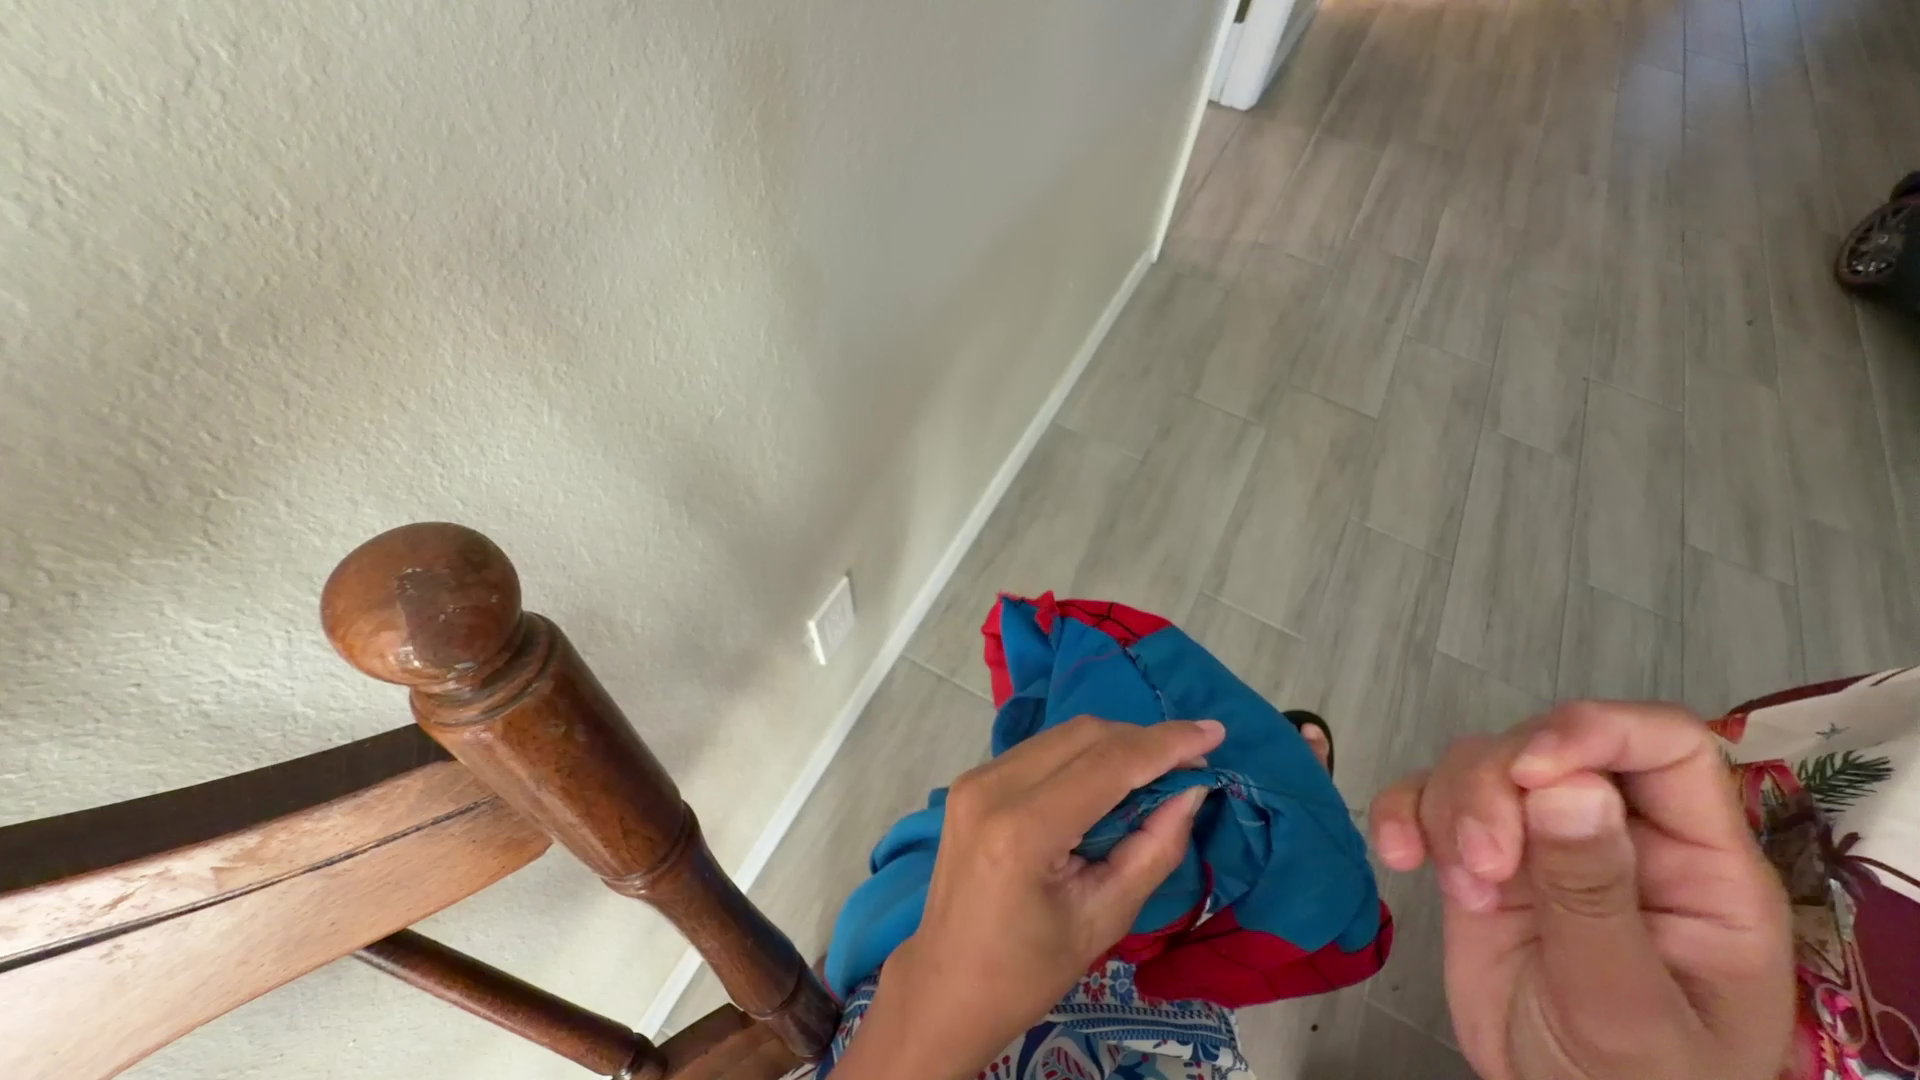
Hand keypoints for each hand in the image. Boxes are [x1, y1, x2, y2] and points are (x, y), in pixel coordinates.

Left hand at [835, 715, 1223, 1079]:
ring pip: (1063, 735)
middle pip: (1085, 735)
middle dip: (1144, 740)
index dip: (1166, 743)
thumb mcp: (1104, 918)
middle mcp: (991, 787)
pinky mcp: (972, 780)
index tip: (1214, 733)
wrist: (946, 984)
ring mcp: (975, 779)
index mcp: (1021, 830)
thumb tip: (1192, 789)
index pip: (1107, 763)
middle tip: (1191, 761)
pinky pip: (1042, 749)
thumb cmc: (1028, 969)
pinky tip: (1111, 779)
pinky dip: (1083, 755)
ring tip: (1159, 771)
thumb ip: (1154, 848)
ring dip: (1115, 744)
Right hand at [1368, 701, 1794, 1079]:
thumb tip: (1568, 784)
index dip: (1595, 733)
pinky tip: (1398, 856)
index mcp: (1698, 866)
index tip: (1530, 773)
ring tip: (1457, 888)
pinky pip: (1426, 799)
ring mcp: (1540, 842)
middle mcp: (1617, 835)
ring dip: (1448, 809)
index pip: (1664, 748)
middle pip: (1547, 748)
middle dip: (1495, 790)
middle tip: (1479, 864)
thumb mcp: (1623, 1007)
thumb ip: (1596, 898)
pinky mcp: (1474, 855)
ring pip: (1479, 764)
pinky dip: (1401, 813)